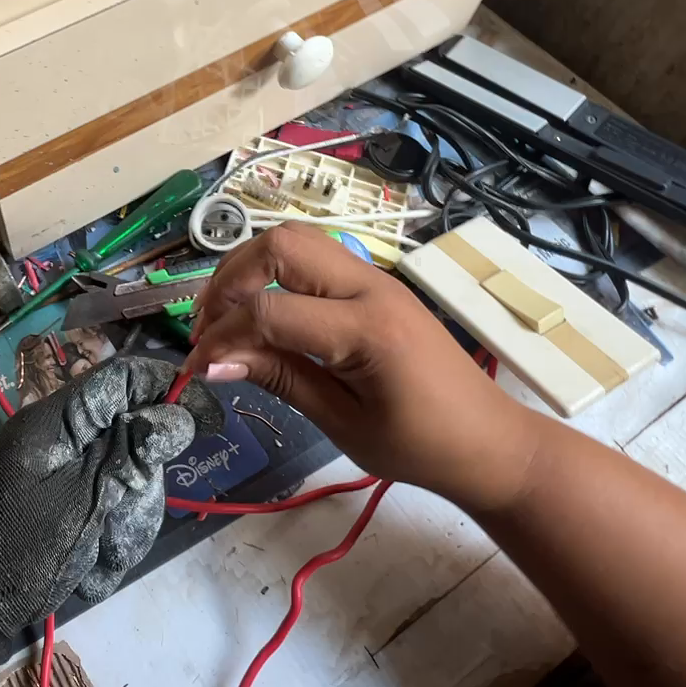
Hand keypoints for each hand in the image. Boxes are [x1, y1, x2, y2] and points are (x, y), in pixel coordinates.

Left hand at [0, 356, 221, 686]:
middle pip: (133, 437)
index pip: (123, 378)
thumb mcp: (82, 500)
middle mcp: (63, 437)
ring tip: (96, 557)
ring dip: (124, 525)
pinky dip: (108, 543)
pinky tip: (87, 568)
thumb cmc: (17, 550)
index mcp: (58, 419)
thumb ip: (130, 452)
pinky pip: (111, 512)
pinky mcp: (69, 505)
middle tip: (120, 521)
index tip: (211, 418)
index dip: (170, 387)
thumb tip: (176, 412)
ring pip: (128, 481)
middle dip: (139, 487)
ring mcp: (65, 473)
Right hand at [182, 224, 540, 511]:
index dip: (222, 337)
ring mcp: (373, 276)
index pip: (270, 311)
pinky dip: (272, 274)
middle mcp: (370, 285)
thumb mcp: (343, 425)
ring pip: (292, 239)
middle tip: (207, 328)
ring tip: (225, 315)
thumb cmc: (421, 447)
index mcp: (367, 328)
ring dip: (247, 269)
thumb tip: (212, 362)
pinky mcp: (371, 281)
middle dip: (229, 280)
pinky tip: (259, 311)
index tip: (194, 368)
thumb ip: (279, 378)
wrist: (491, 442)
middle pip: (279, 245)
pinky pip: (310, 257)